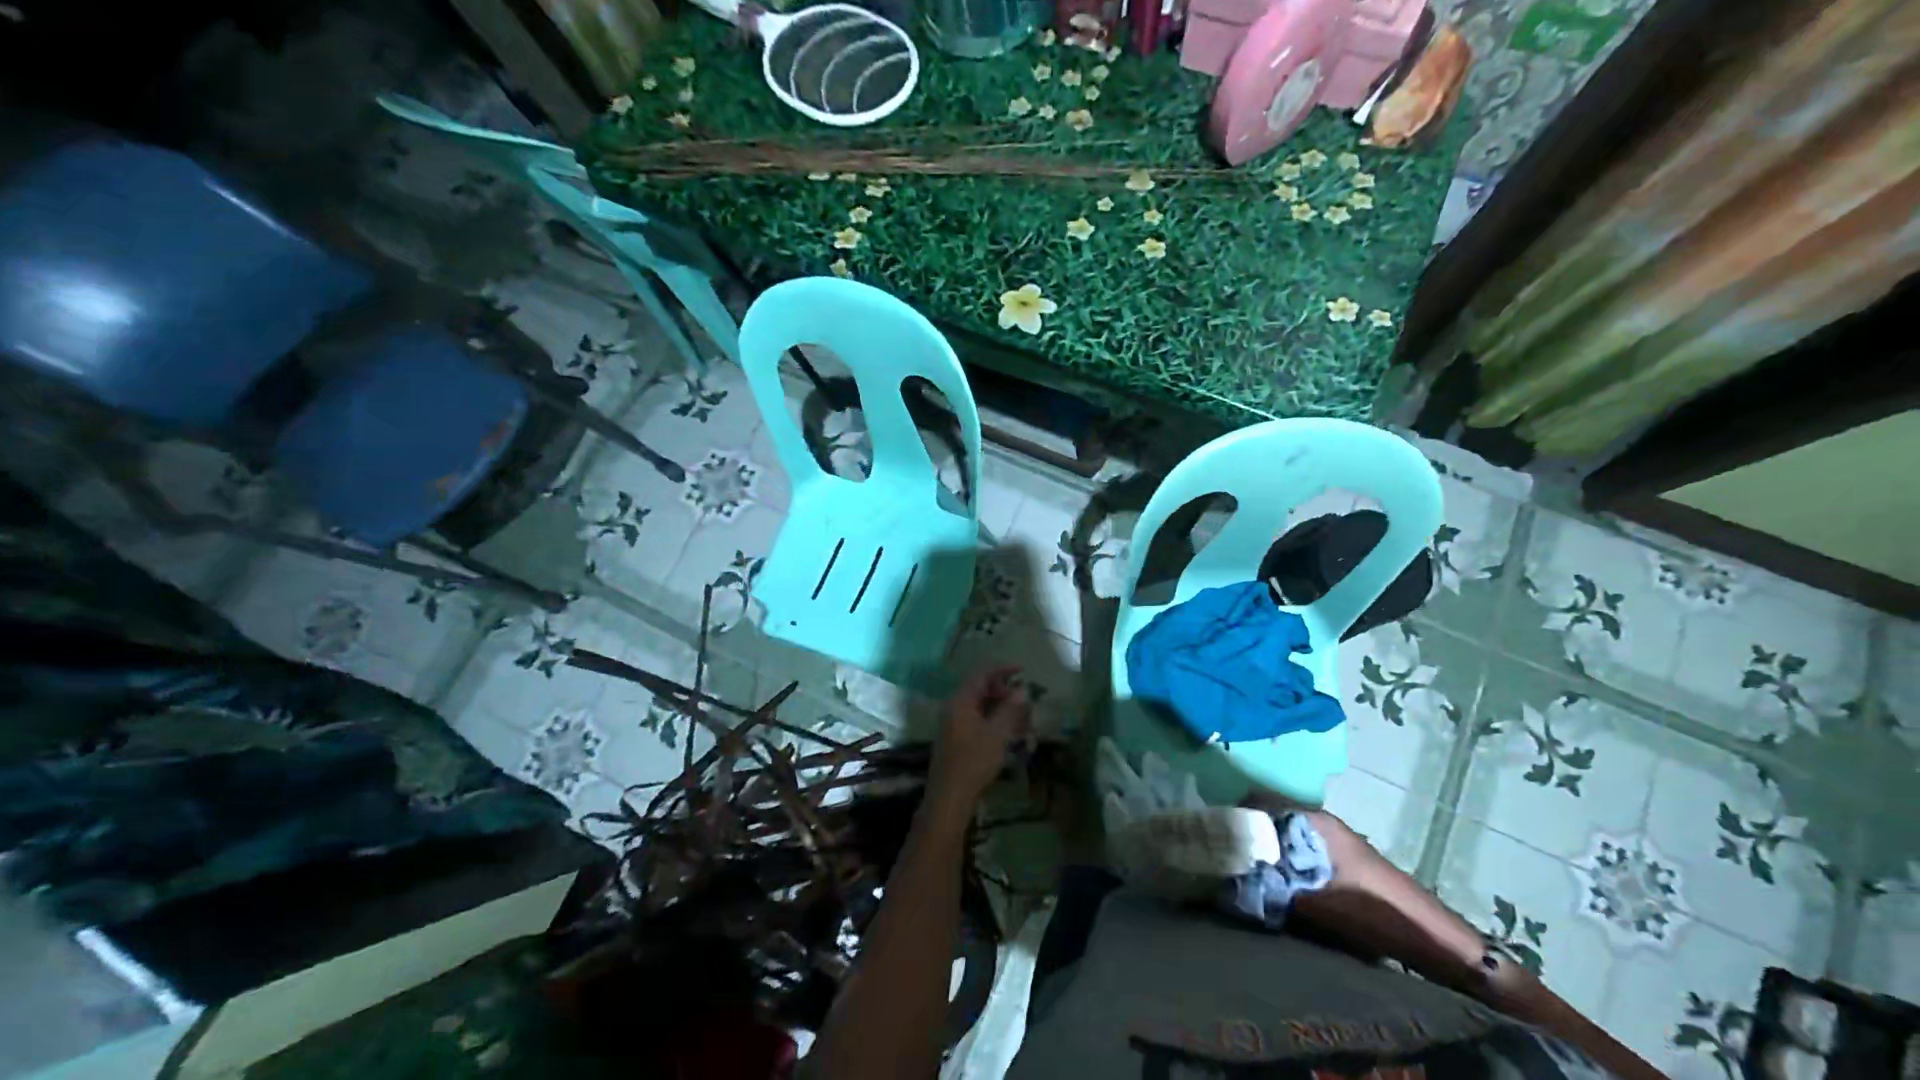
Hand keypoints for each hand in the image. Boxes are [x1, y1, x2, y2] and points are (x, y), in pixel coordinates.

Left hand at [927, 665, 1031, 817]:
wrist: (949, 797)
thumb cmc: (974, 761)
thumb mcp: (997, 734)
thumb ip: (1010, 709)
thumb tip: (1022, 689)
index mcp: (960, 702)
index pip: (981, 675)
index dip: (1002, 670)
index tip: (1022, 670)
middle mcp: (954, 708)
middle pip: (980, 690)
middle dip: (1003, 691)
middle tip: (1024, 700)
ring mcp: (953, 724)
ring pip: (980, 707)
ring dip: (1001, 708)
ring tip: (1023, 717)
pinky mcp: (956, 740)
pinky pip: (977, 721)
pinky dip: (994, 721)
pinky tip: (1009, 732)